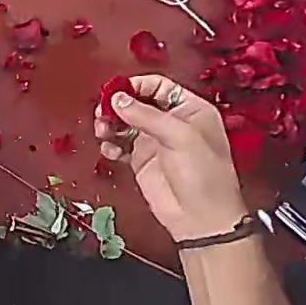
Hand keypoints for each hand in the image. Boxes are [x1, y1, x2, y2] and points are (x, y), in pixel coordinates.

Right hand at [94, 76, 248, 242]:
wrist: (201, 219)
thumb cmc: (203, 175)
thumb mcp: (180, 137)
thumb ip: (146, 115)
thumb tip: (117, 98)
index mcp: (190, 109)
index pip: (159, 86)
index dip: (136, 86)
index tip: (115, 91)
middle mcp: (171, 122)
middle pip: (137, 103)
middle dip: (118, 105)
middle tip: (102, 111)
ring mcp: (155, 141)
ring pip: (125, 123)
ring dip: (110, 124)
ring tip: (102, 131)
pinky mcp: (142, 161)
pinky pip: (120, 145)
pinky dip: (111, 145)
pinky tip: (109, 150)